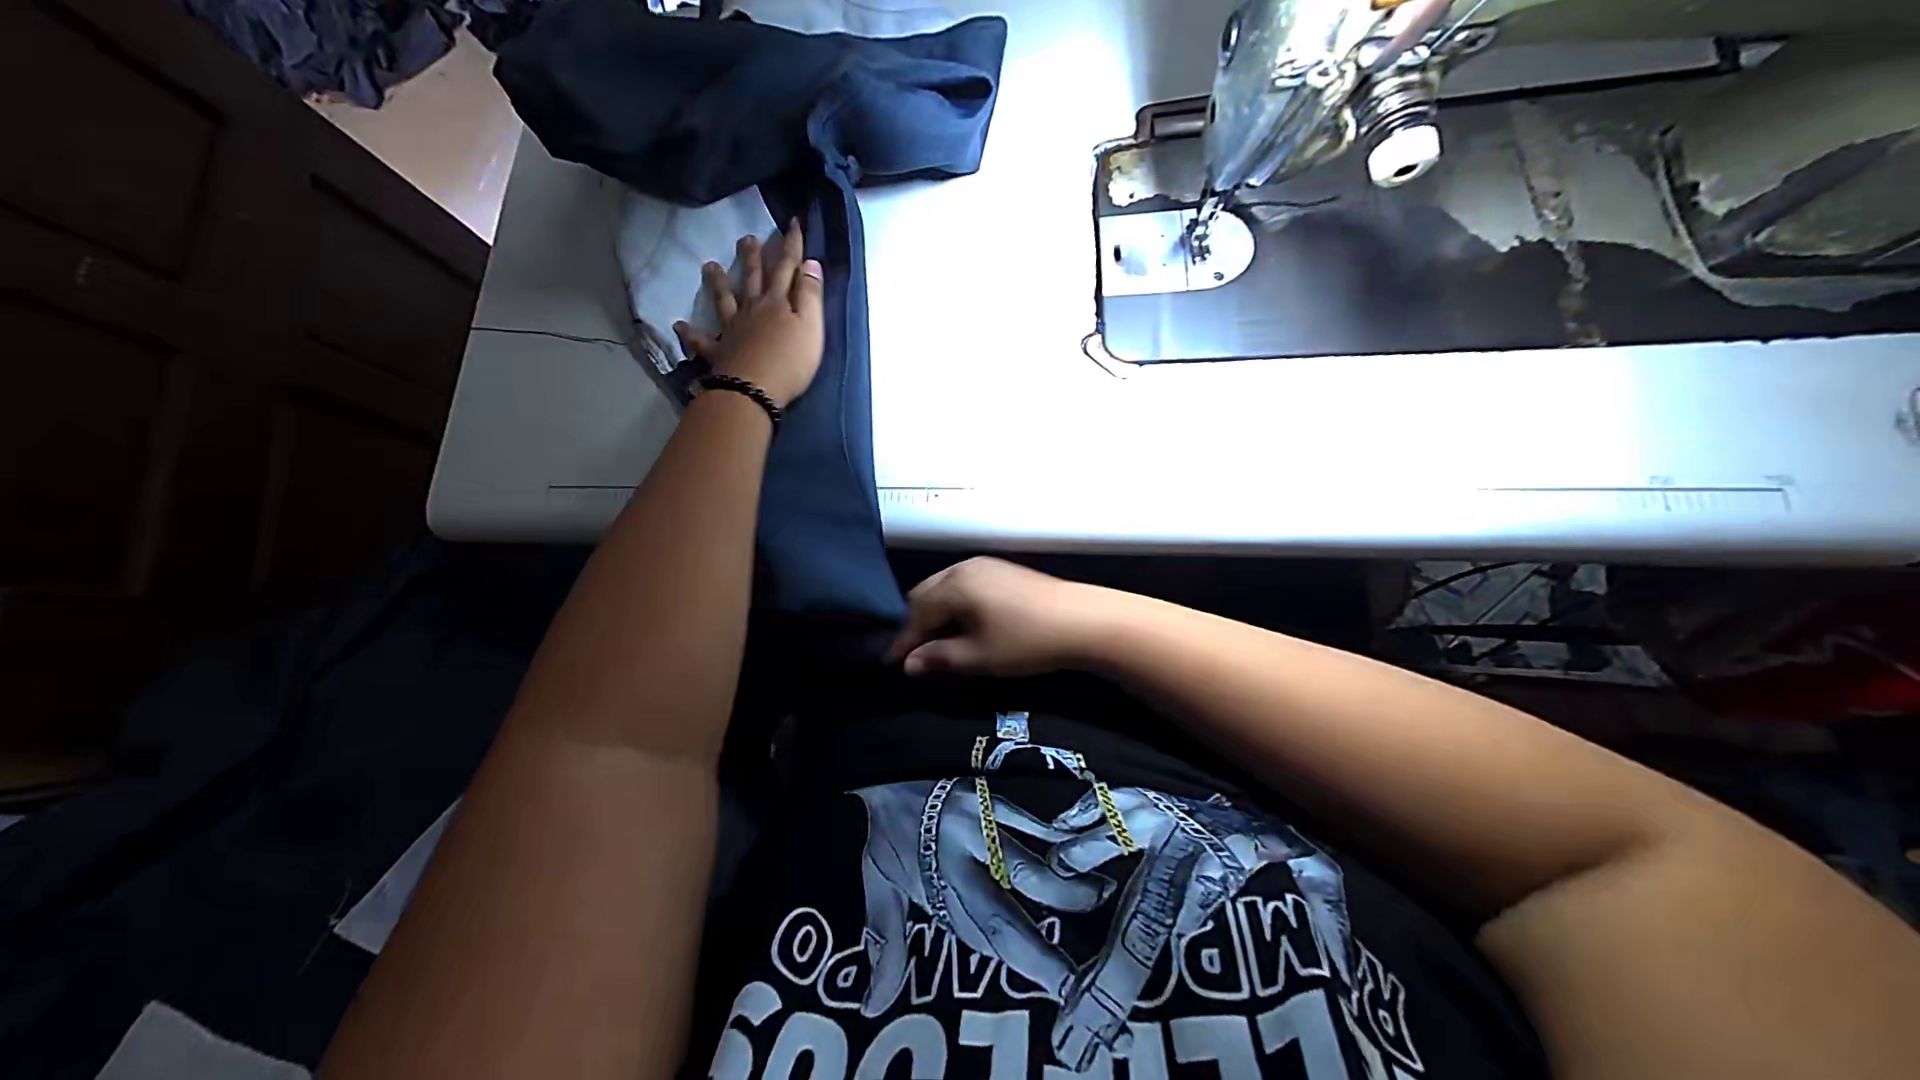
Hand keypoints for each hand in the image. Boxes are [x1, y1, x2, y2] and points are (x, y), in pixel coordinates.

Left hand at [674, 220, 823, 407]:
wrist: (753, 390)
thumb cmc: (790, 361)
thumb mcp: (811, 327)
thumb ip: (810, 295)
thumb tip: (811, 263)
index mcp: (777, 302)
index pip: (787, 267)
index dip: (791, 245)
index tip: (792, 222)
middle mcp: (752, 310)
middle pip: (753, 278)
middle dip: (754, 256)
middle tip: (747, 237)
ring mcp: (733, 330)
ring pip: (725, 300)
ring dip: (718, 282)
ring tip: (711, 265)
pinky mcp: (720, 353)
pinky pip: (702, 341)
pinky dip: (691, 333)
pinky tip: (679, 325)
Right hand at [885, 558, 1118, 676]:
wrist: (1084, 621)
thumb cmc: (1027, 640)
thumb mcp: (979, 657)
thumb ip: (939, 659)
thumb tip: (909, 664)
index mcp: (954, 584)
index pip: (915, 612)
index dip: (903, 640)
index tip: (892, 664)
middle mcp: (965, 567)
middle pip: (925, 594)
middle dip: (915, 623)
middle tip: (912, 653)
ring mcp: (986, 566)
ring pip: (945, 588)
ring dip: (935, 613)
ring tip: (935, 642)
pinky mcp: (1003, 571)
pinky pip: (963, 585)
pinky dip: (954, 605)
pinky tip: (962, 624)